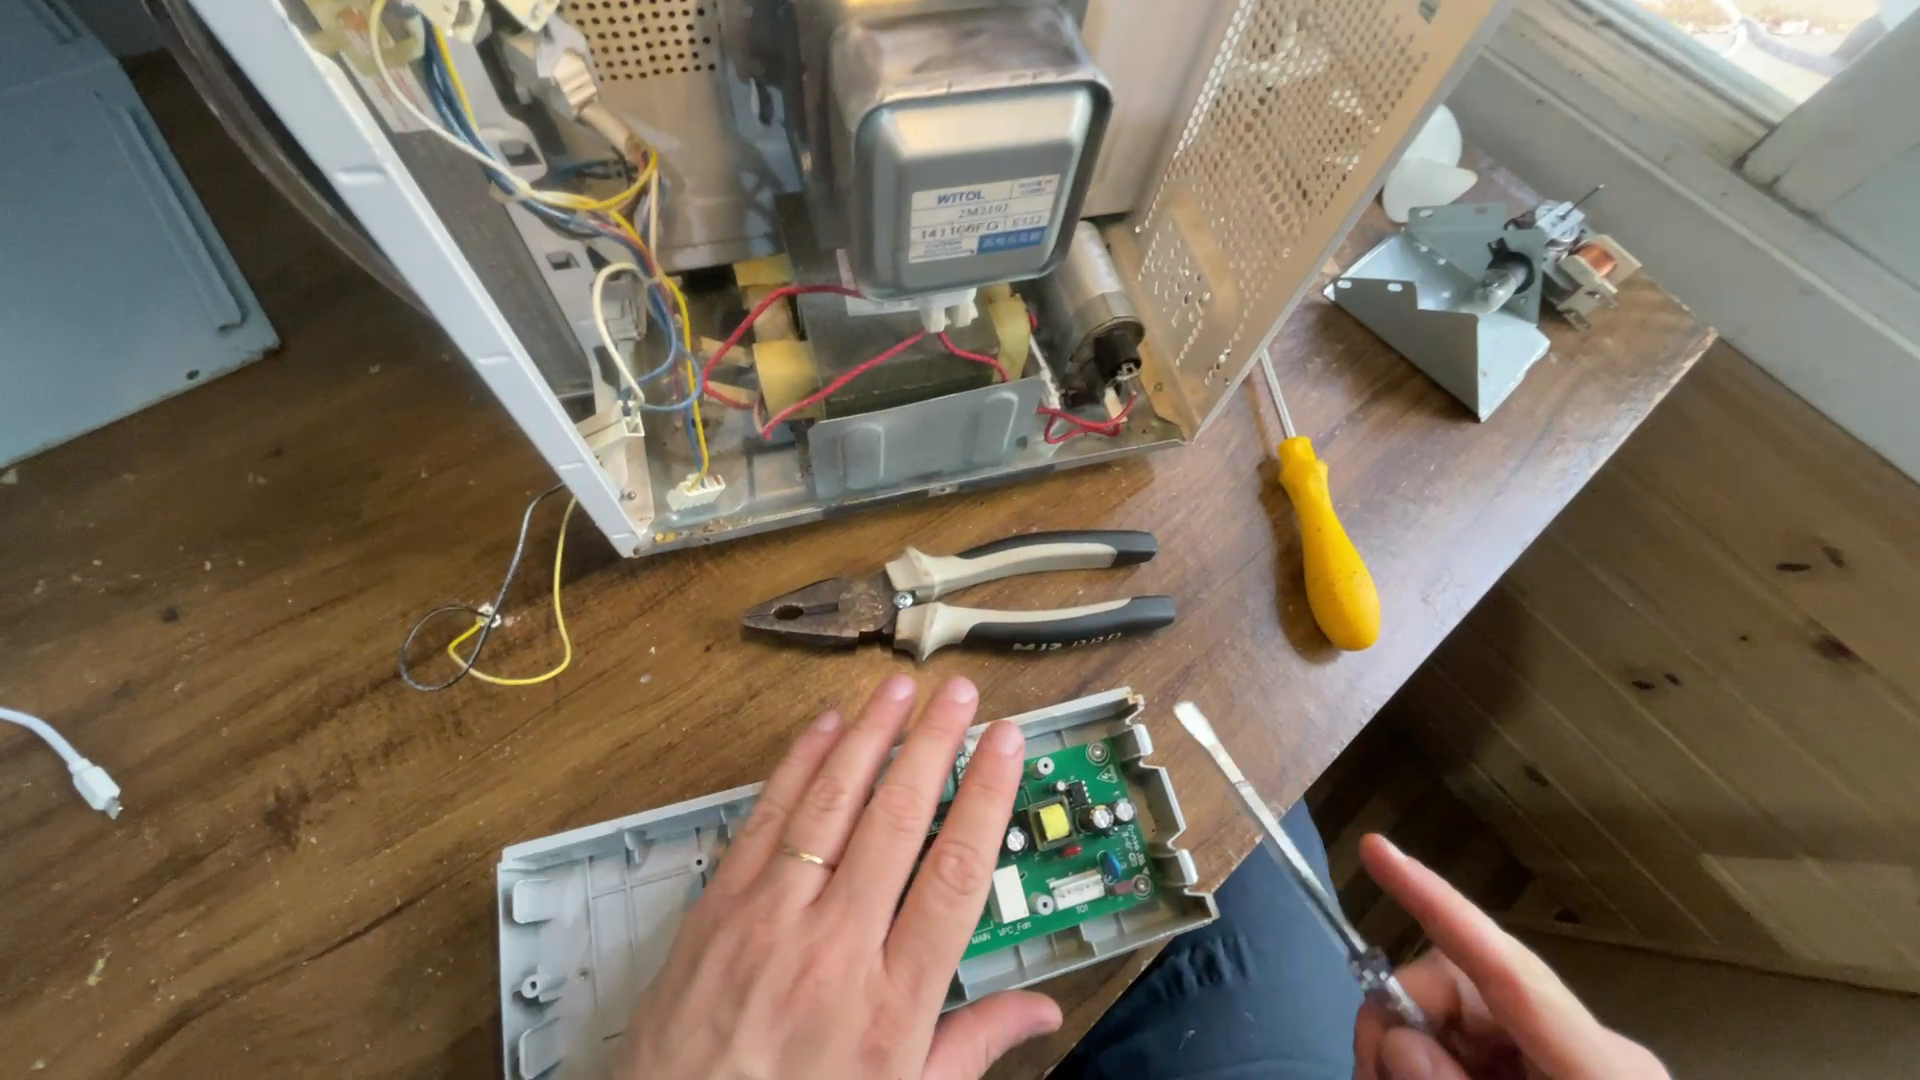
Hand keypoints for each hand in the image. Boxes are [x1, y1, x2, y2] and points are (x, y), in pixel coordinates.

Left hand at [619, 674, 1062, 1079]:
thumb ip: (973, 1047)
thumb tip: (1040, 1014)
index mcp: (891, 1002)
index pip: (955, 873)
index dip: (986, 796)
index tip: (1004, 745)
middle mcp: (834, 947)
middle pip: (898, 818)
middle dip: (934, 743)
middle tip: (958, 695)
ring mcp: (771, 918)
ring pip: (832, 802)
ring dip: (871, 735)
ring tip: (900, 689)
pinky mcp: (720, 906)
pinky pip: (767, 816)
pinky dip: (799, 763)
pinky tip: (826, 726)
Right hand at [1353, 835, 1668, 1079]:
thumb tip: (1399, 1037)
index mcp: (1602, 1073)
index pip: (1505, 970)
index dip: (1437, 903)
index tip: (1375, 850)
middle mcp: (1586, 1048)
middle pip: (1460, 988)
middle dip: (1400, 1019)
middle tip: (1367, 1073)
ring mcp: (1566, 1058)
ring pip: (1451, 1015)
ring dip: (1405, 1049)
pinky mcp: (1542, 1070)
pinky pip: (1463, 1043)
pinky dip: (1426, 1062)